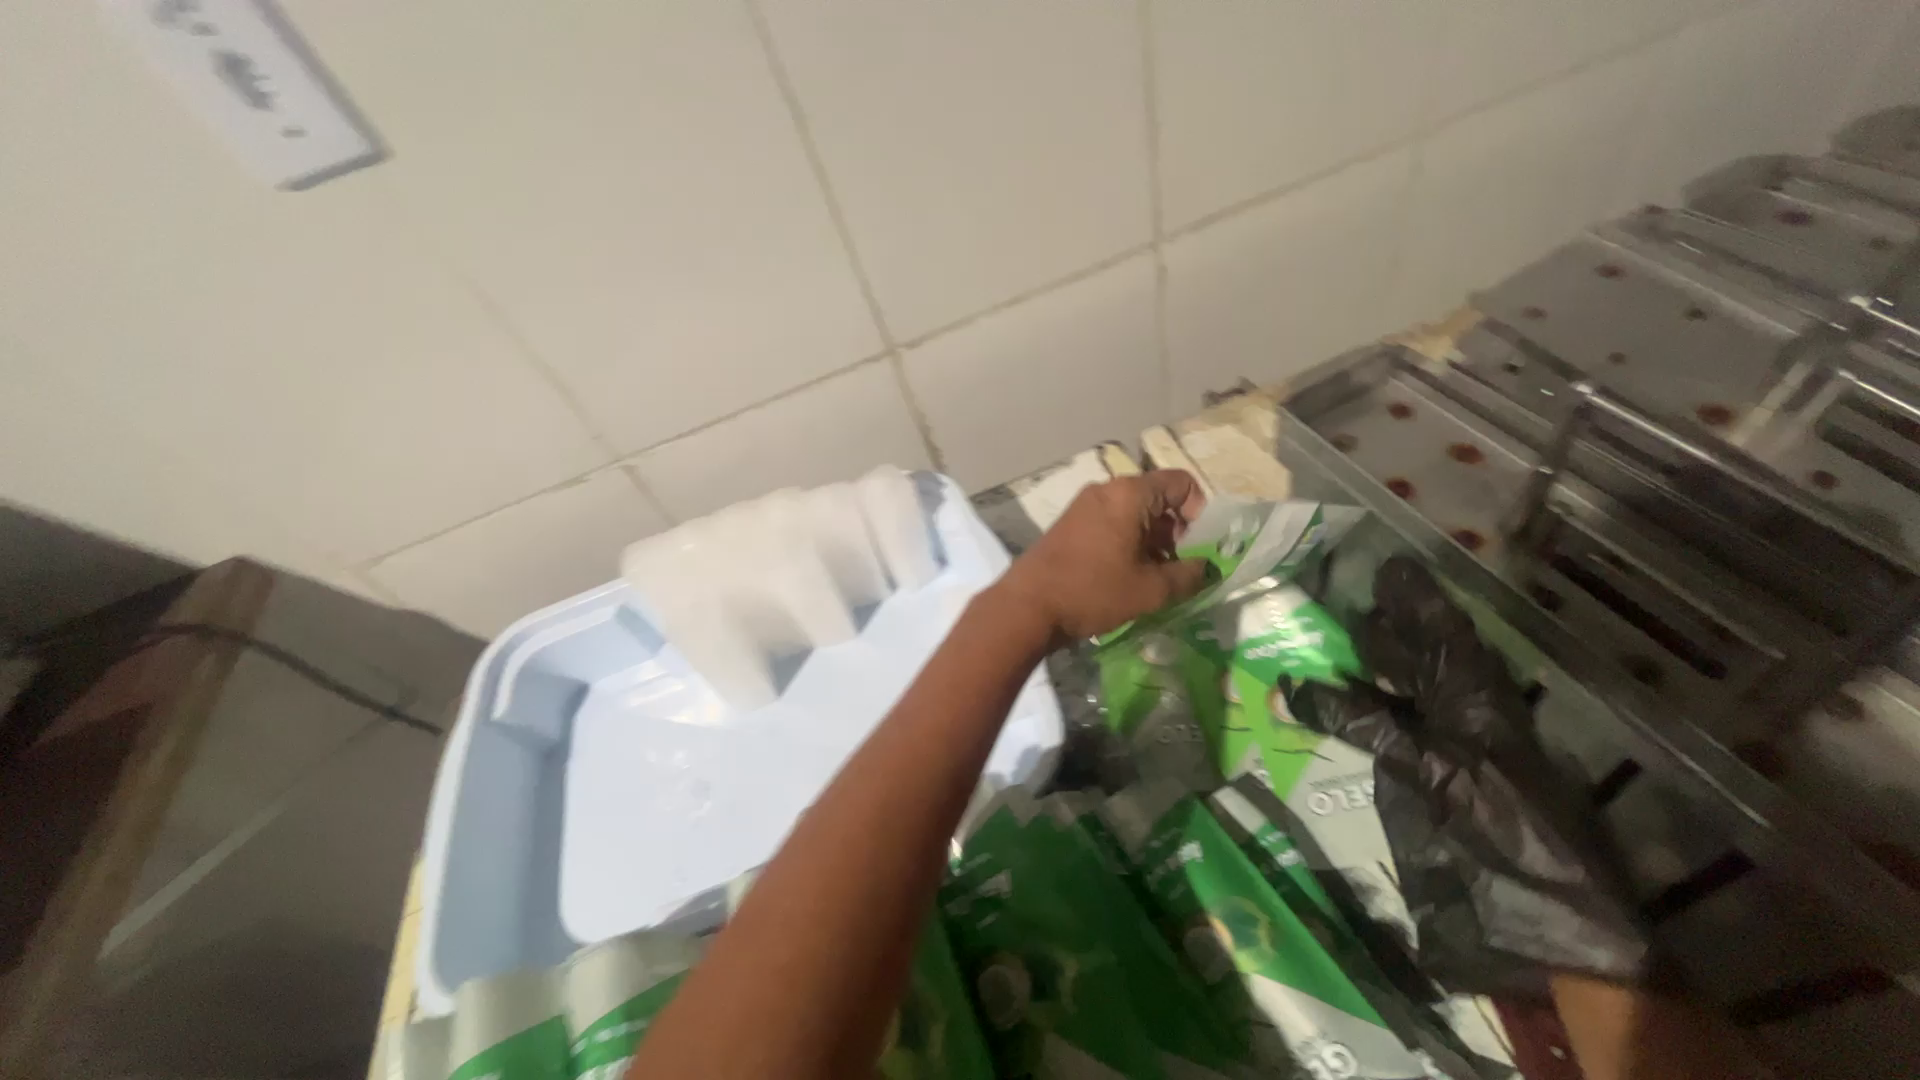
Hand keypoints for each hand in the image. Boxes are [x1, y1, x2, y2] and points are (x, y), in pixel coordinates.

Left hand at [993, 470, 1210, 642]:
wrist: (1027, 607)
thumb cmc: (1093, 592)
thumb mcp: (1151, 590)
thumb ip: (1189, 575)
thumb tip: (1206, 568)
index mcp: (1129, 494)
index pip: (1182, 483)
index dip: (1199, 513)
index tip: (1198, 548)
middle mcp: (1106, 490)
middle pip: (1158, 499)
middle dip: (1176, 532)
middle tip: (1179, 568)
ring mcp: (1084, 506)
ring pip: (1134, 514)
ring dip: (1152, 542)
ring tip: (1154, 580)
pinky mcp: (1070, 525)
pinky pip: (1111, 524)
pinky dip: (1128, 544)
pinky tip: (1127, 578)